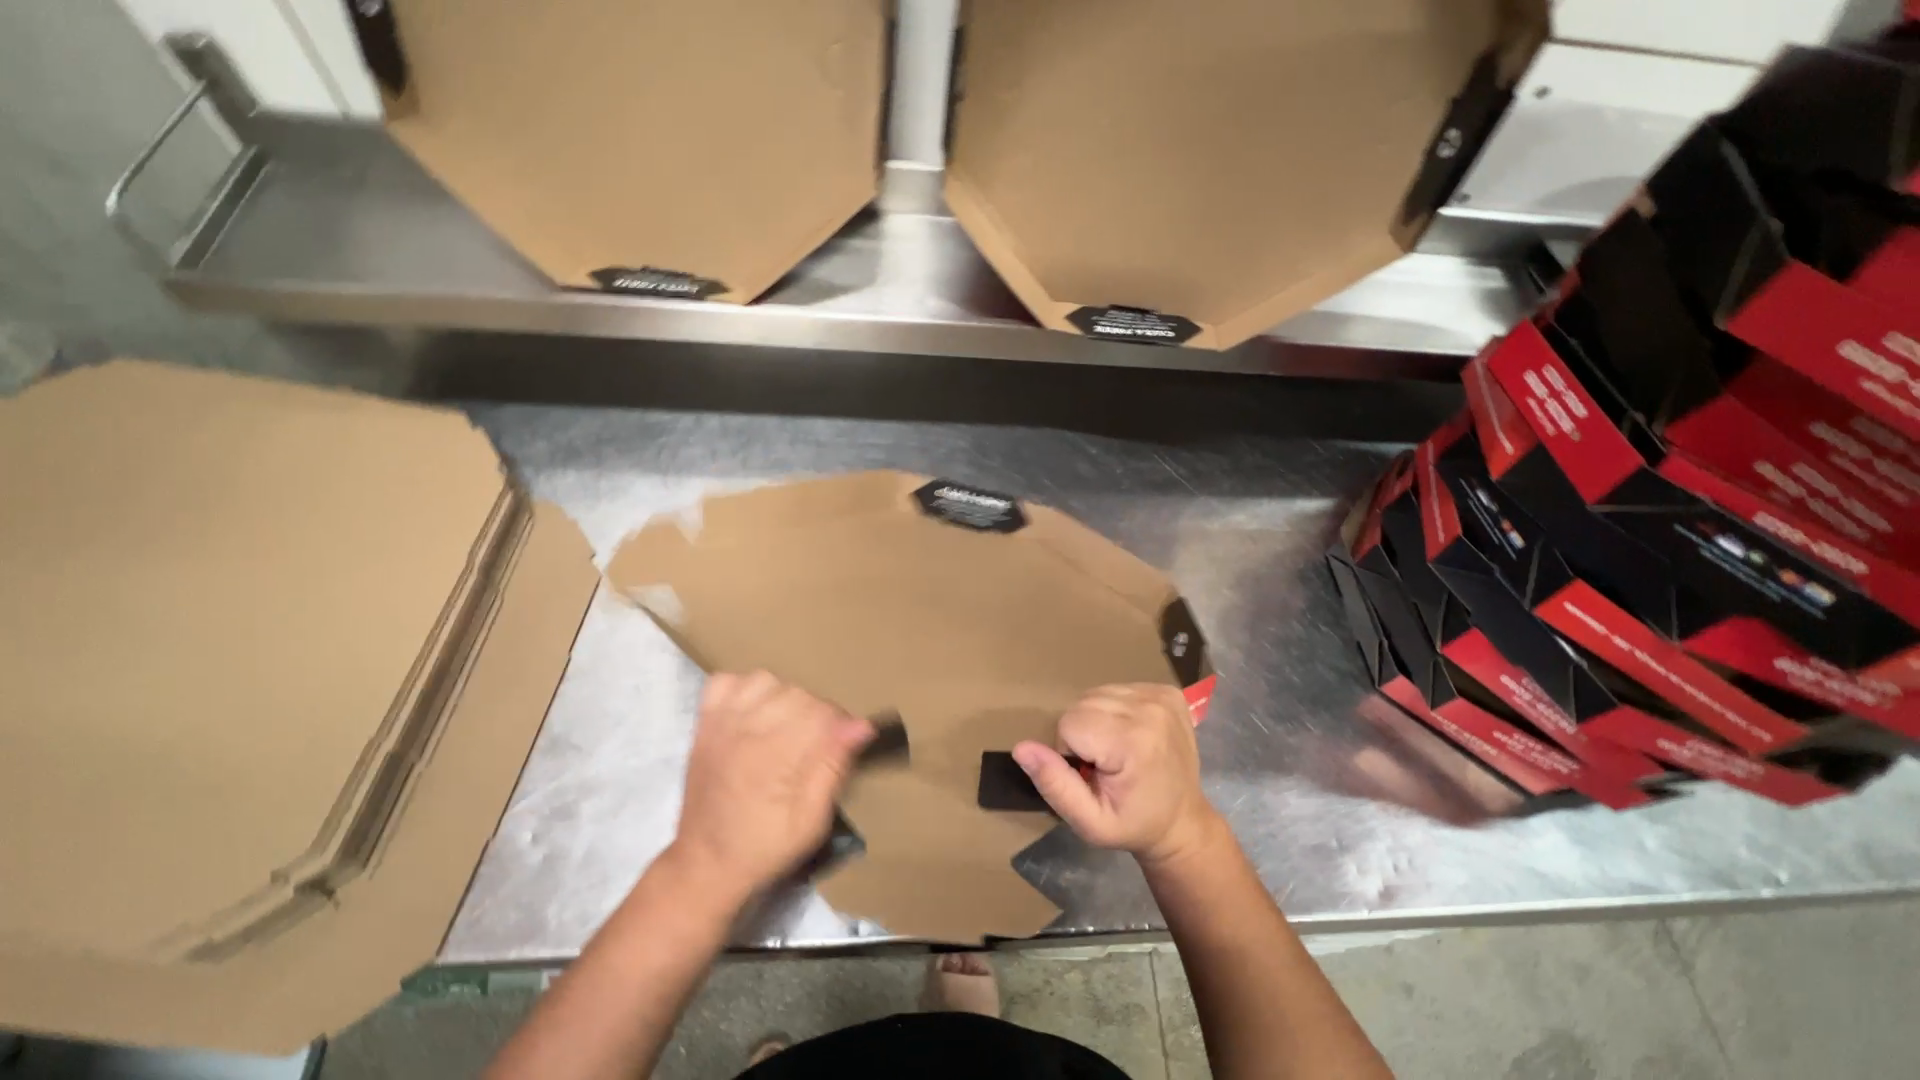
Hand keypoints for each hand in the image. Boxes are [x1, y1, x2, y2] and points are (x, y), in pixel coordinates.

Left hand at [669, 671, 874, 899]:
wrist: (706, 864)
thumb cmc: (765, 847)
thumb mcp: (812, 821)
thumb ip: (833, 767)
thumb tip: (861, 725)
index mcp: (773, 756)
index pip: (821, 712)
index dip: (840, 726)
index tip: (844, 748)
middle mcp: (745, 731)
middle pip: (796, 693)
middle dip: (816, 714)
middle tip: (816, 745)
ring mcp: (720, 724)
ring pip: (764, 681)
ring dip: (783, 697)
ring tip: (787, 726)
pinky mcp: (703, 725)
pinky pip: (725, 682)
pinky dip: (744, 689)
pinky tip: (754, 712)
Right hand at [1011, 684, 1224, 867]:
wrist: (1182, 820)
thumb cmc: (1133, 824)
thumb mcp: (1088, 821)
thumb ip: (1054, 784)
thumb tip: (1022, 748)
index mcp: (1132, 742)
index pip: (1068, 723)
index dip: (1070, 751)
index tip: (1092, 774)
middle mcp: (1150, 710)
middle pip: (1082, 704)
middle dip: (1082, 733)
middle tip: (1104, 765)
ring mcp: (1162, 697)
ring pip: (1097, 693)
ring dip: (1098, 720)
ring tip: (1117, 750)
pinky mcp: (1169, 692)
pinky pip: (1119, 689)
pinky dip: (1117, 710)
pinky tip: (1132, 736)